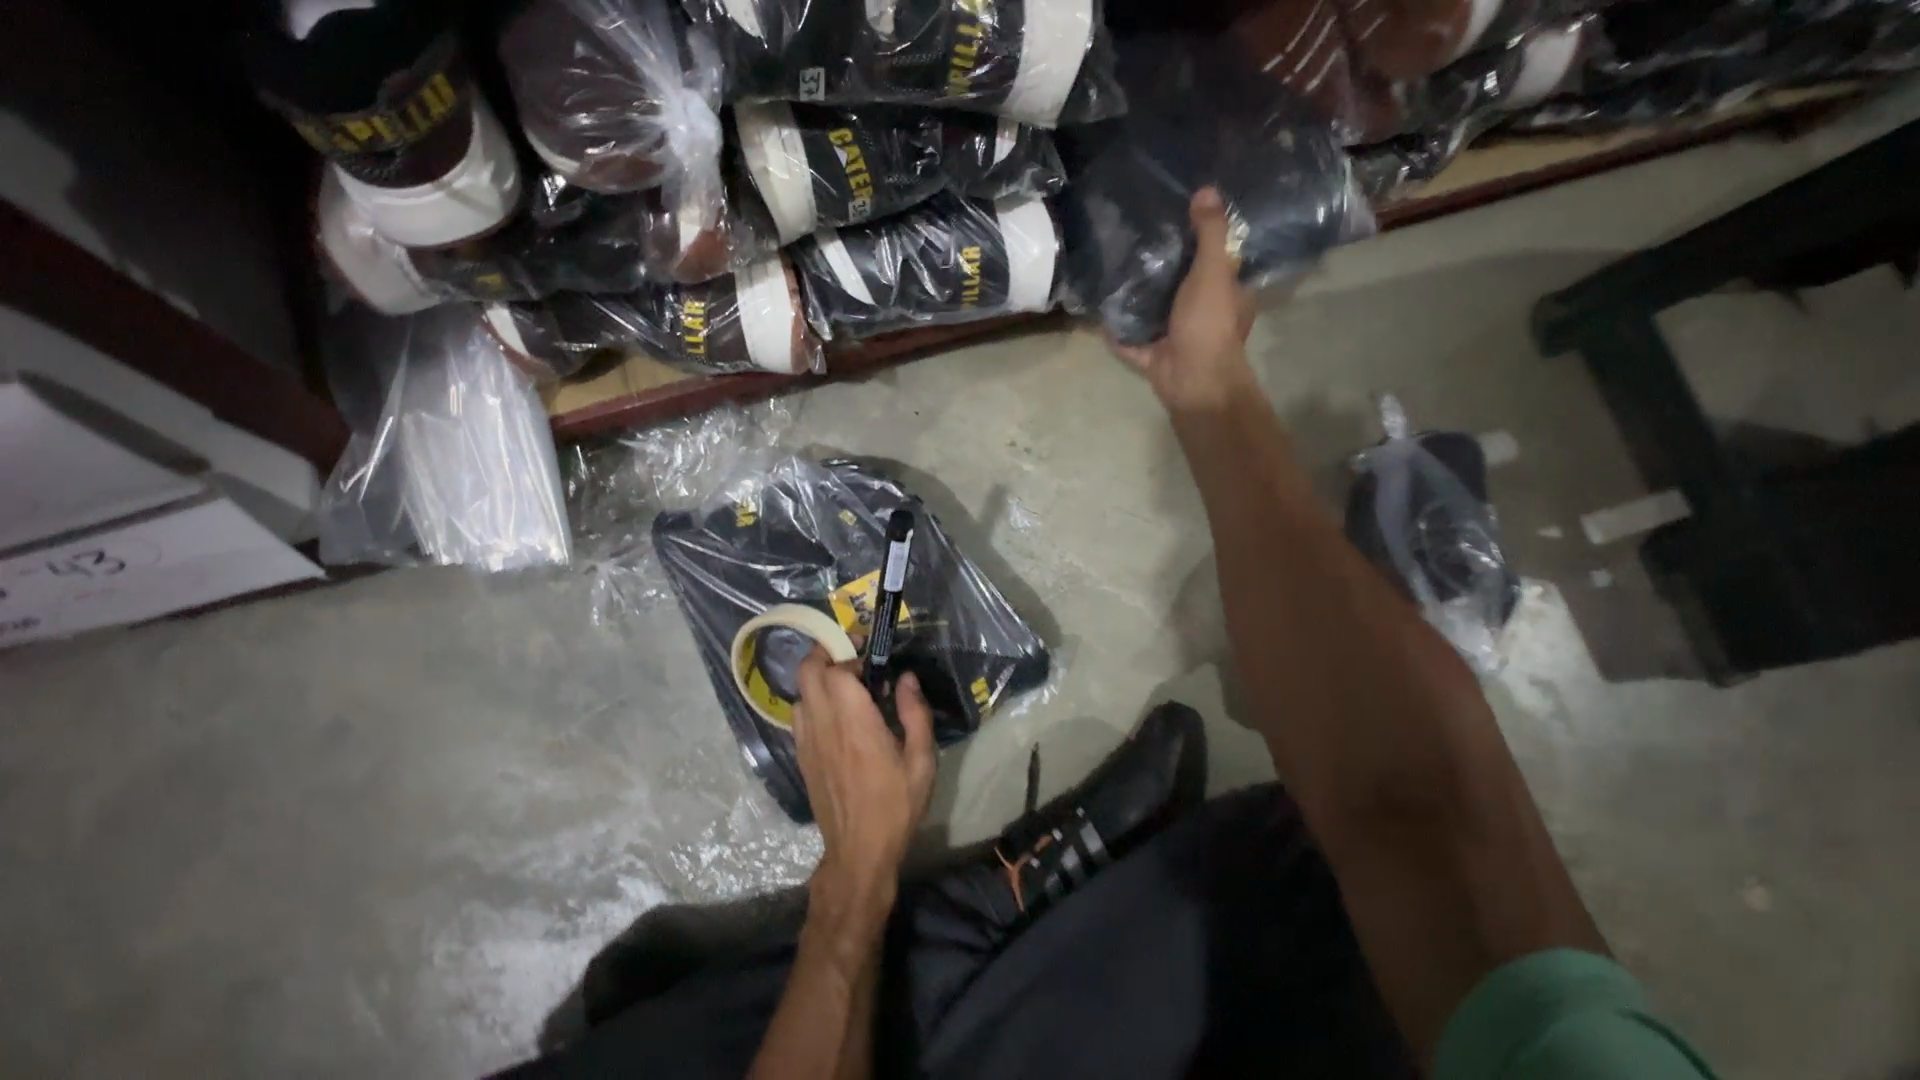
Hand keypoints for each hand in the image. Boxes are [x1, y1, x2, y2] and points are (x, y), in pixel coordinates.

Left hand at [793, 650, 937, 917]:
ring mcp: (807, 742)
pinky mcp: (802, 757)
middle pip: (806, 672)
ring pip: (799, 693)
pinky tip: (836, 716)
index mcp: (854, 723)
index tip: (873, 658)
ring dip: (818, 680)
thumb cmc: (896, 806)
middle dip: (825, 654)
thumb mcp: (922, 761)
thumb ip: (915, 714)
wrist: (858, 851)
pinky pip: (799, 716)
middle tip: (852, 658)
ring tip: (846, 686)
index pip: (835, 670)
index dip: (851, 655)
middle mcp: (823, 725)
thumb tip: (907, 679)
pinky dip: (813, 703)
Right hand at [1108, 187, 1259, 413]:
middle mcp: (1204, 314)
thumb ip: (1210, 232)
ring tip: (1115, 266)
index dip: (1203, 239)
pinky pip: (1130, 339)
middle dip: (1165, 267)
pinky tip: (1099, 309)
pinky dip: (1117, 329)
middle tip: (1139, 236)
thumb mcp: (1214, 270)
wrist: (1192, 379)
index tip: (1179, 216)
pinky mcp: (1153, 355)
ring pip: (1156, 311)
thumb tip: (1207, 190)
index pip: (1218, 260)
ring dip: (1139, 297)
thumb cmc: (1209, 323)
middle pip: (1184, 284)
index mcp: (1227, 294)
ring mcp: (1177, 336)